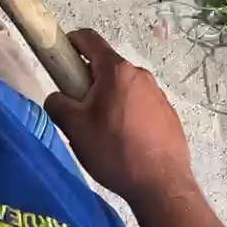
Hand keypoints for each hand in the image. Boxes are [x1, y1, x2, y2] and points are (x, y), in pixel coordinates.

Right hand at [45, 29, 226, 226]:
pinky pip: (140, 104)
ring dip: (109, 99)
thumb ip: (57, 104)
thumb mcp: (74, 128)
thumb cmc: (115, 152)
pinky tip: (125, 142)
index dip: (70, 42)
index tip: (61, 60)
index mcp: (116, 71)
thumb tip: (57, 98)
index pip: (88, 38)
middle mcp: (140, 75)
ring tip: (103, 132)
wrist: (163, 189)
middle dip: (89, 80)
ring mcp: (158, 94)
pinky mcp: (169, 115)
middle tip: (79, 109)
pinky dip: (128, 113)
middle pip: (106, 66)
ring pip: (123, 86)